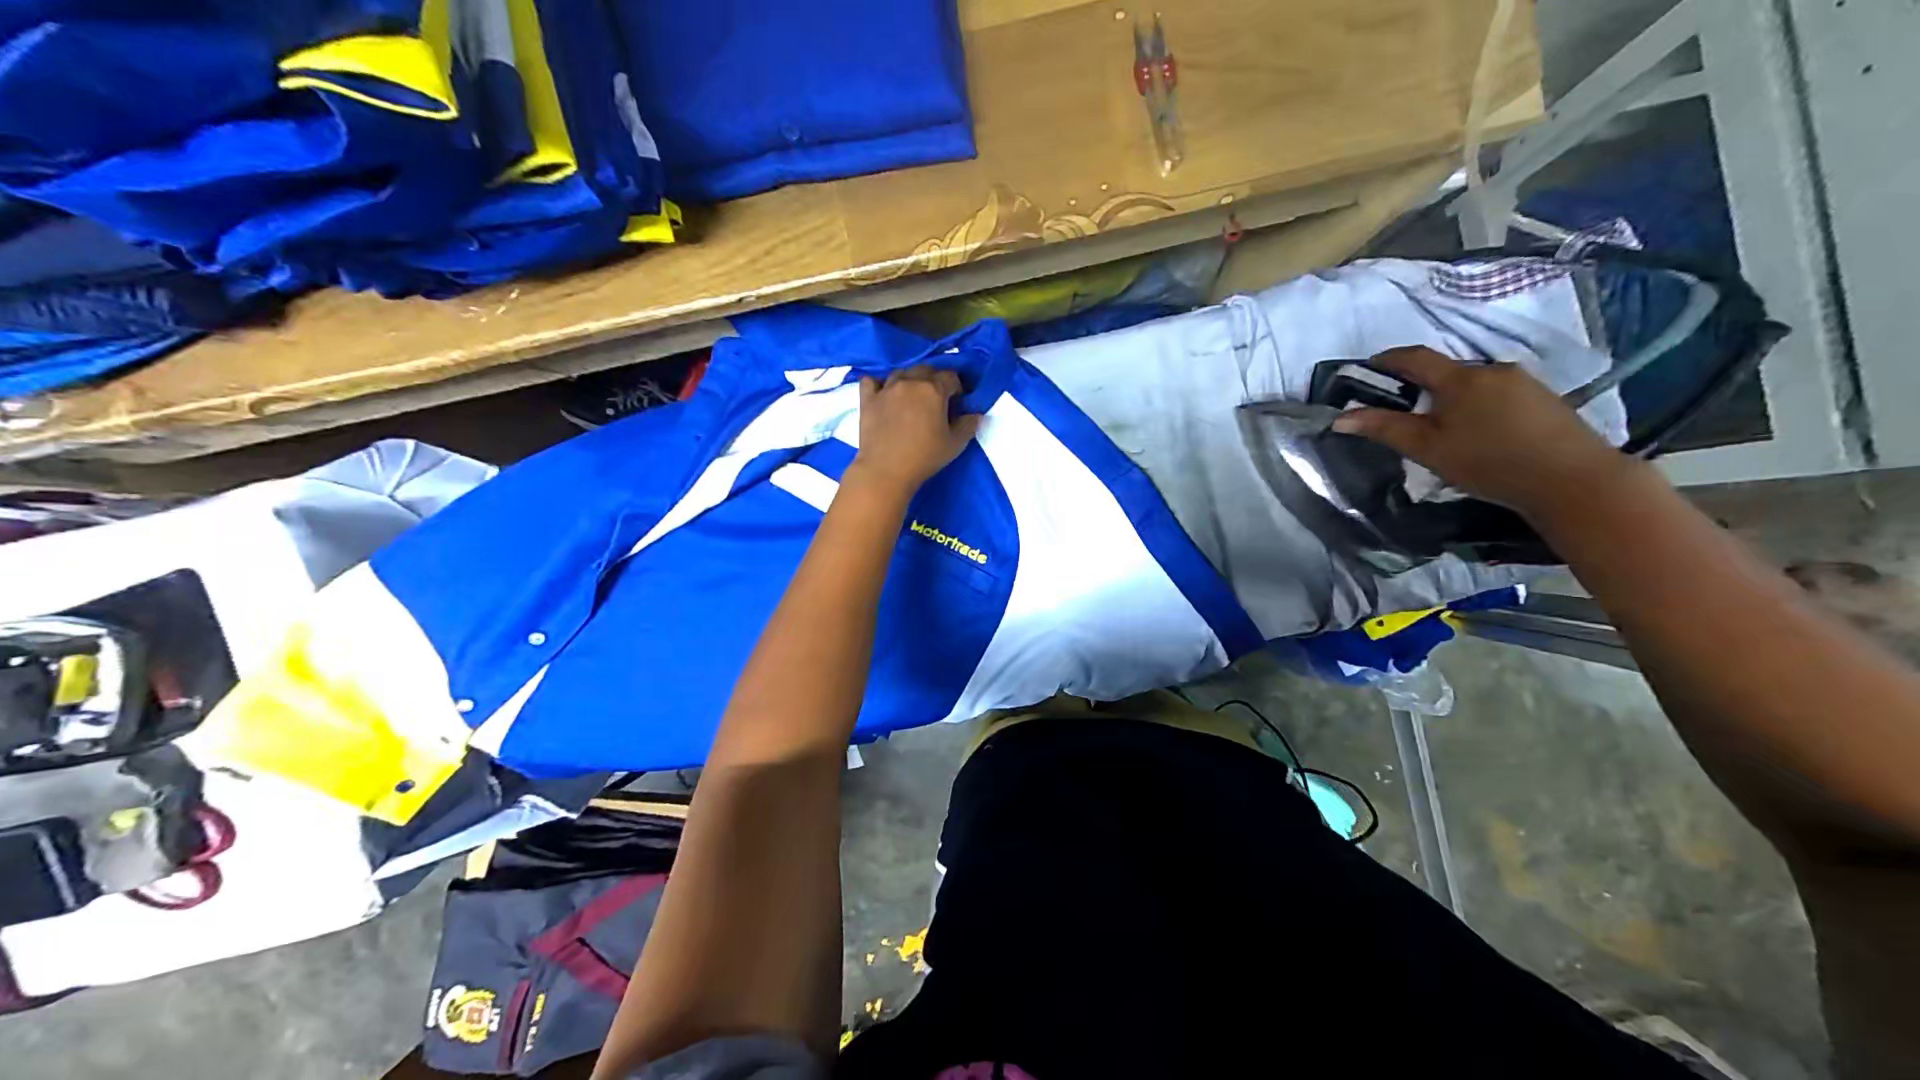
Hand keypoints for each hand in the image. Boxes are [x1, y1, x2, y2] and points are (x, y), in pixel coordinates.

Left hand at [847, 367, 982, 496]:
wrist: (886, 470)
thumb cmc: (924, 457)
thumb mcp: (955, 444)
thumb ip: (968, 425)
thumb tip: (974, 414)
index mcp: (933, 389)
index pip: (951, 376)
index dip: (956, 388)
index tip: (956, 403)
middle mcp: (910, 381)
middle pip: (926, 370)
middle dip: (934, 380)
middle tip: (935, 401)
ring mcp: (886, 388)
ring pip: (901, 372)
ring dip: (910, 380)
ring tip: (911, 397)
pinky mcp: (868, 398)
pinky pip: (871, 380)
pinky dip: (878, 383)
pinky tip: (883, 394)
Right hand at [1330, 346, 1638, 519]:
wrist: (1572, 479)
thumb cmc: (1488, 462)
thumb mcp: (1427, 449)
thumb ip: (1384, 429)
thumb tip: (1340, 418)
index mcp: (1460, 378)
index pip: (1415, 357)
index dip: (1388, 359)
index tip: (1368, 368)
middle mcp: (1492, 369)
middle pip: (1447, 372)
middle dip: (1423, 386)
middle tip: (1405, 413)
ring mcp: (1524, 382)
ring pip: (1474, 385)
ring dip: (1454, 399)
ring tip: (1444, 430)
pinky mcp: (1545, 398)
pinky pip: (1499, 395)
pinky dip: (1480, 408)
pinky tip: (1481, 435)